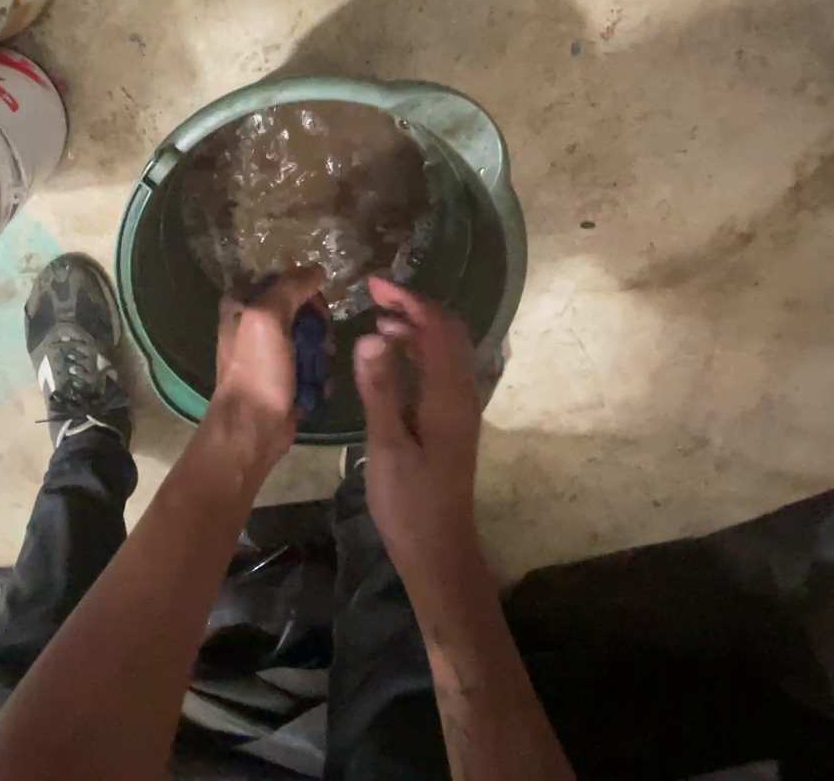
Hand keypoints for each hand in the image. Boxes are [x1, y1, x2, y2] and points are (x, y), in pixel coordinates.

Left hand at [203, 267, 328, 478]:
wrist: (254, 427)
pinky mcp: (287, 375)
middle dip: (318, 327)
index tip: (316, 310)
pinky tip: (317, 385)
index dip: (306, 292)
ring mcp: (272, 351)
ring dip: (321, 353)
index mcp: (242, 302)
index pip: (286, 280)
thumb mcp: (268, 317)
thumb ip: (290, 287)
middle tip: (318, 343)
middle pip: (305, 309)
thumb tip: (317, 269)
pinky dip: (320, 373)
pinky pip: (315, 363)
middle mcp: (255, 323)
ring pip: (314, 337)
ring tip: (316, 369)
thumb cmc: (257, 370)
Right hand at [353, 277, 484, 583]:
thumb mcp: (387, 444)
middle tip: (373, 294)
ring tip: (377, 320)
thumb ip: (380, 388)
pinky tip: (389, 356)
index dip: (409, 301)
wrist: (437, 548)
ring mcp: (458, 408)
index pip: (438, 329)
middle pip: (448, 333)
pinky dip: (416, 350)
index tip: (374, 285)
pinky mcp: (449, 420)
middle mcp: (461, 395)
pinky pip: (438, 369)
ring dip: (415, 327)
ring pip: (444, 350)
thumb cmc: (409, 500)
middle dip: (414, 306)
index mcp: (449, 397)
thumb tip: (372, 336)